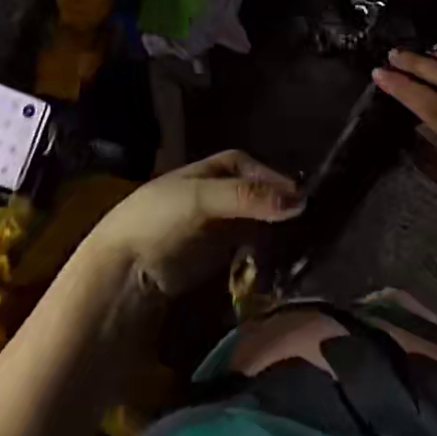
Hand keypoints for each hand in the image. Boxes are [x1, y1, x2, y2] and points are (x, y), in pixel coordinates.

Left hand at [81, 150, 302, 297]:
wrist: (126, 268)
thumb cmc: (158, 219)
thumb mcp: (200, 197)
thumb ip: (246, 196)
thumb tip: (300, 201)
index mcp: (206, 172)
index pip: (245, 166)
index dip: (271, 176)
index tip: (300, 196)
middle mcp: (213, 197)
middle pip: (254, 196)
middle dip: (278, 206)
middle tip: (310, 223)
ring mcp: (214, 229)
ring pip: (254, 224)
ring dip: (275, 232)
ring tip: (304, 245)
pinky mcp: (215, 260)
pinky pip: (248, 252)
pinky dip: (264, 254)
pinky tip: (281, 263)